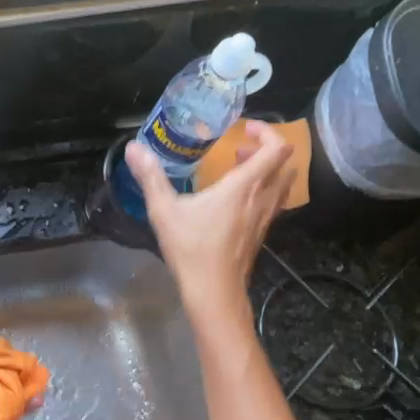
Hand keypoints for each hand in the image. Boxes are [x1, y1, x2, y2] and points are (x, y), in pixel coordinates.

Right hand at [125, 122, 294, 324]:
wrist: (213, 291)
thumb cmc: (192, 248)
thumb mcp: (164, 211)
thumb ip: (150, 177)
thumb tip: (133, 148)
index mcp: (244, 186)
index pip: (276, 148)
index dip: (267, 131)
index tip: (244, 128)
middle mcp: (262, 198)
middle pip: (285, 164)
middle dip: (266, 150)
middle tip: (239, 149)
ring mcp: (265, 218)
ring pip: (283, 185)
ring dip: (267, 171)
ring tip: (238, 171)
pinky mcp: (261, 234)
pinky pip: (273, 202)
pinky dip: (262, 191)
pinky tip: (235, 201)